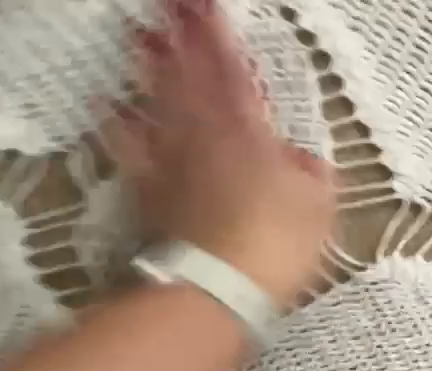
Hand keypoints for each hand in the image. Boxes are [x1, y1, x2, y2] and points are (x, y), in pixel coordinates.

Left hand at [100, 0, 334, 309]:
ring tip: (141, 36)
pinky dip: (122, 122)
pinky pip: (131, 144)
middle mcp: (204, 135)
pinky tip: (113, 107)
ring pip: (158, 99)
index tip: (207, 4)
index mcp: (250, 137)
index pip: (234, 75)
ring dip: (150, 66)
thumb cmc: (278, 243)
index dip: (221, 38)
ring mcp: (172, 158)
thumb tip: (306, 158)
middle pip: (189, 76)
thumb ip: (312, 177)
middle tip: (170, 4)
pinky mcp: (151, 184)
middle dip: (181, 38)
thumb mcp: (318, 211)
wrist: (219, 283)